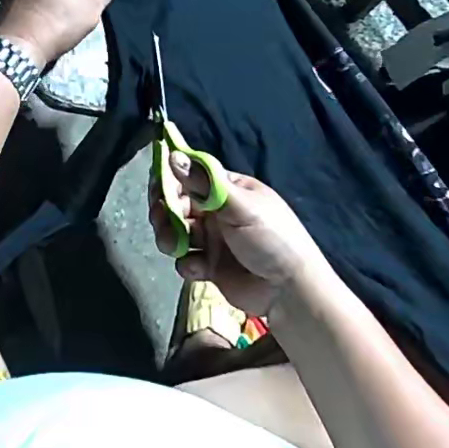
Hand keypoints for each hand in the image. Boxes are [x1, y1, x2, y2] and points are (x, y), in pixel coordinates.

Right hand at [150, 152, 332, 316]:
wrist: (291, 292)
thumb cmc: (271, 238)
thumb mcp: (239, 205)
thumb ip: (204, 182)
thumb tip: (172, 155)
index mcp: (226, 190)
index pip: (189, 177)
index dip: (169, 181)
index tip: (157, 190)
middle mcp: (216, 211)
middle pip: (176, 204)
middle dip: (164, 211)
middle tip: (160, 218)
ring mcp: (212, 239)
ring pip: (176, 231)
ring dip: (169, 236)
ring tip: (174, 246)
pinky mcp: (209, 265)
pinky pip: (185, 259)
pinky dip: (187, 263)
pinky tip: (198, 268)